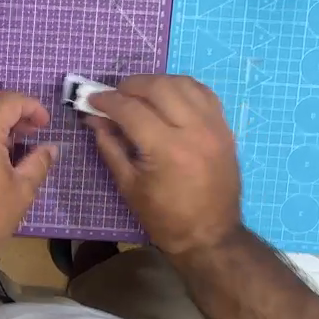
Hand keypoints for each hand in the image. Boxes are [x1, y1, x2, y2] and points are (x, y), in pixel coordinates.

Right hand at [86, 75, 242, 259]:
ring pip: (183, 83)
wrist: (210, 235)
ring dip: (157, 83)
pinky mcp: (225, 128)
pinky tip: (168, 98)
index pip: (131, 109)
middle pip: (158, 87)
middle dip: (131, 85)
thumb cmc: (164, 217)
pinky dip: (182, 89)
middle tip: (115, 95)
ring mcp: (214, 126)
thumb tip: (94, 119)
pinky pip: (204, 93)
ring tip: (140, 94)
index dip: (107, 100)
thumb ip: (110, 146)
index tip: (92, 99)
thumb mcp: (128, 185)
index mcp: (166, 149)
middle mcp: (194, 130)